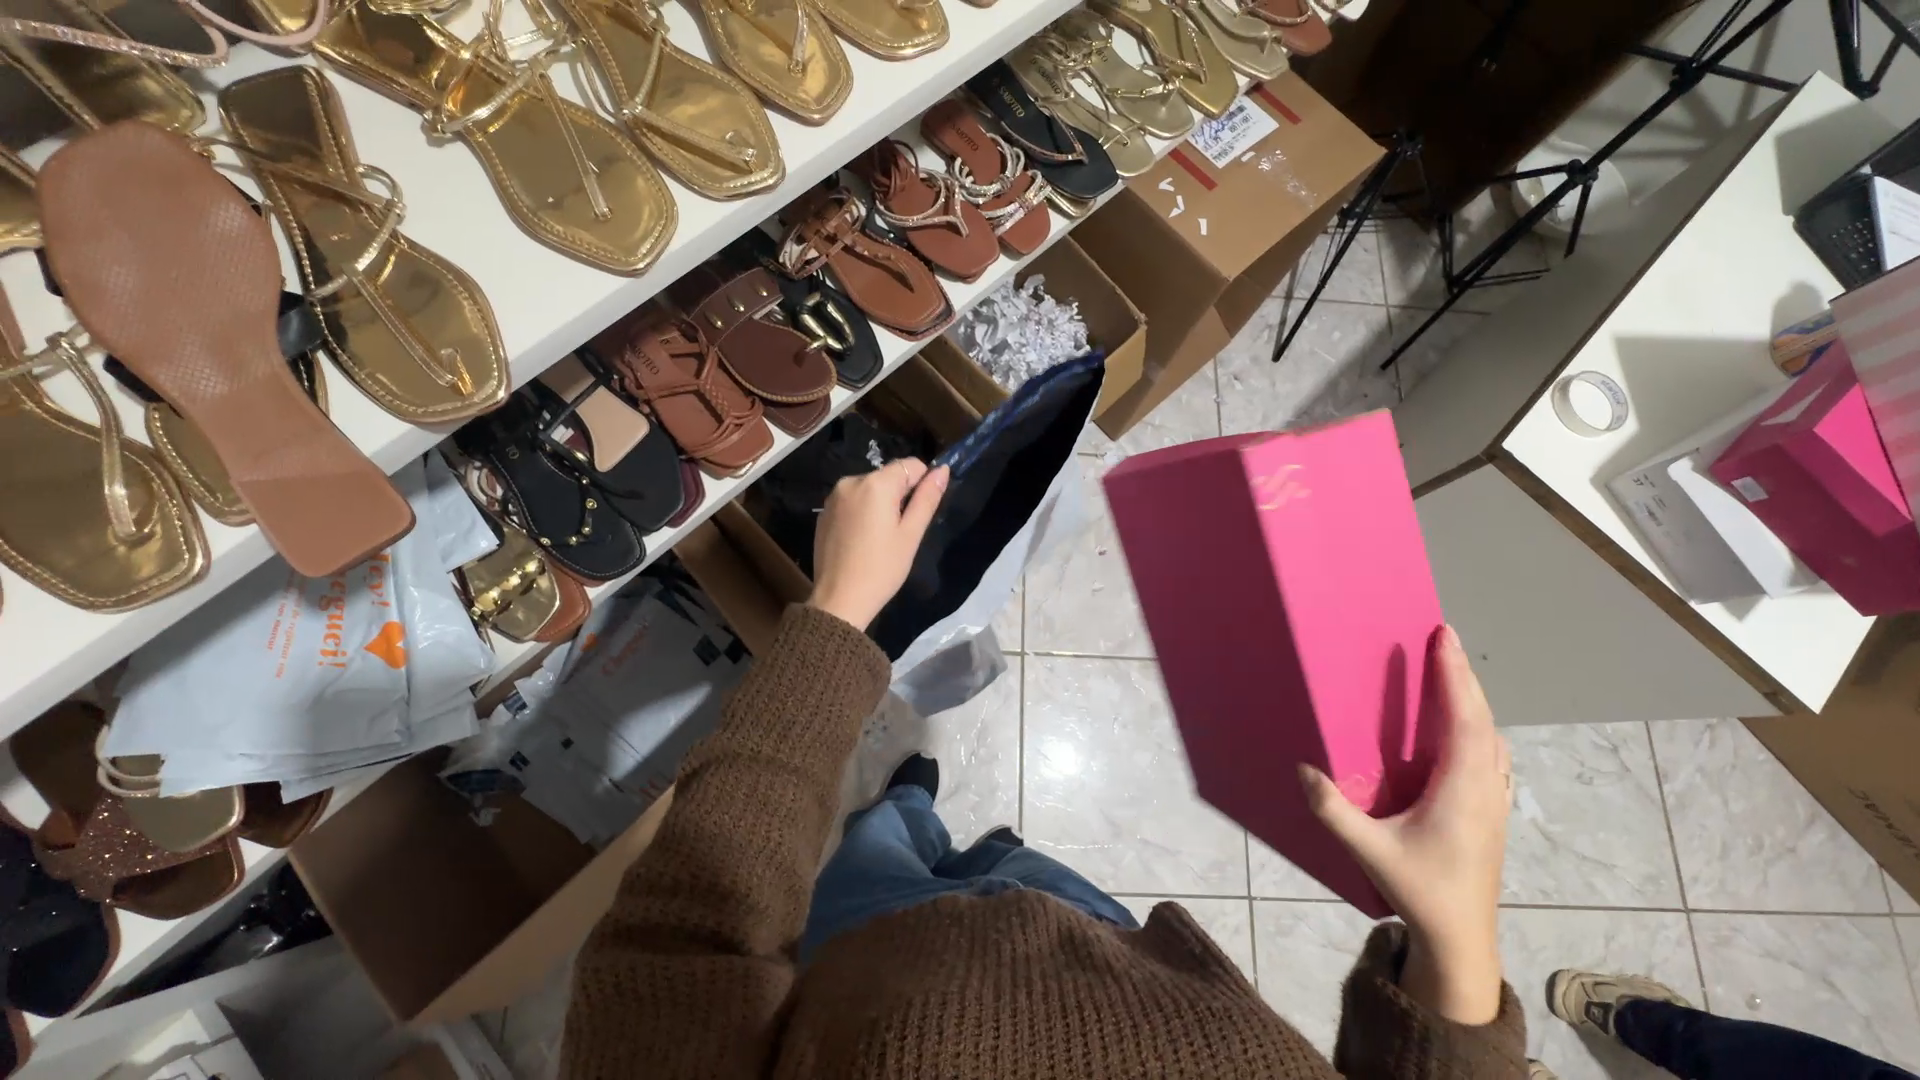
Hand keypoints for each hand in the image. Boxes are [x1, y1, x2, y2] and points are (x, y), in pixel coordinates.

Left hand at [808, 459, 948, 630]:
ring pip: (869, 488)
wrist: (839, 600)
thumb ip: (927, 498)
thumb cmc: (882, 568)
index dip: (922, 484)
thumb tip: (941, 470)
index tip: (920, 512)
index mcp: (876, 484)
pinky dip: (862, 512)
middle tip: (901, 530)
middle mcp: (851, 481)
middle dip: (900, 495)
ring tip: (881, 537)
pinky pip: (852, 501)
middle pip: (888, 476)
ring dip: (880, 503)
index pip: (910, 465)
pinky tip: (862, 539)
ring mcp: (833, 497)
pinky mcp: (824, 512)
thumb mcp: (911, 534)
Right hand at [1300, 624, 1510, 1024]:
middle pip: (1483, 719)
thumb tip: (1301, 769)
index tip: (1445, 638)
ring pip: (1494, 736)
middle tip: (1445, 640)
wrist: (1462, 937)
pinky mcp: (1494, 811)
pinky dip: (1482, 726)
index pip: (1463, 719)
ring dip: (1475, 701)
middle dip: (1464, 677)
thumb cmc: (1419, 889)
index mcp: (1461, 788)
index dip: (1455, 676)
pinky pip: (1495, 754)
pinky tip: (1468, 729)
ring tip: (1452, 676)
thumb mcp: (1369, 850)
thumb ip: (1333, 810)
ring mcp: (1496, 799)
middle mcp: (1486, 786)